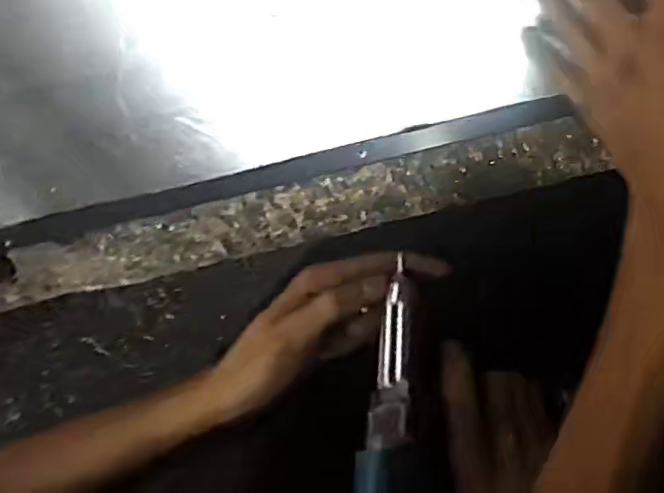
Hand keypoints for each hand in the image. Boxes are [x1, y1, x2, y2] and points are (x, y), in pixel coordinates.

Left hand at [196, 251, 448, 424]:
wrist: (221, 403)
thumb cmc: (257, 365)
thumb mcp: (297, 333)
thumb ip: (340, 302)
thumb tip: (385, 281)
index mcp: (321, 278)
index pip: (377, 261)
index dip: (411, 263)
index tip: (442, 273)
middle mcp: (327, 285)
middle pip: (378, 276)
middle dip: (404, 285)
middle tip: (431, 297)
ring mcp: (326, 307)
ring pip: (371, 300)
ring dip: (385, 309)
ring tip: (398, 318)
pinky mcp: (326, 329)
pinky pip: (359, 321)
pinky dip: (368, 327)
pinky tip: (366, 338)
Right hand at [442, 340, 556, 492]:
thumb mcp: (468, 490)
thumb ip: (459, 461)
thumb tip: (444, 442)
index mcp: (478, 470)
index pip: (461, 408)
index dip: (454, 373)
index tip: (450, 346)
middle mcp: (511, 442)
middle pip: (498, 383)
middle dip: (487, 361)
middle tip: (477, 343)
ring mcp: (542, 436)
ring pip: (524, 384)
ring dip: (511, 369)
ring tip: (500, 353)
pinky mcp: (562, 438)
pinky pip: (545, 398)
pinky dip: (533, 386)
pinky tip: (528, 380)